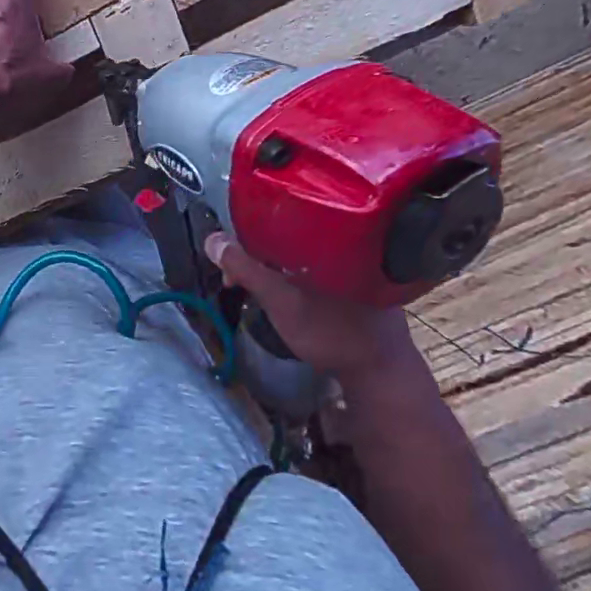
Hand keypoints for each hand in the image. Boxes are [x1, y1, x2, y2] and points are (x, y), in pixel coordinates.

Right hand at [204, 231, 419, 383]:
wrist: (379, 370)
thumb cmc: (330, 332)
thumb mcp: (279, 301)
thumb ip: (245, 270)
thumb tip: (211, 239)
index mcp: (325, 238)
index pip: (275, 220)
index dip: (243, 238)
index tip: (228, 264)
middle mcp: (339, 243)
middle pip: (282, 237)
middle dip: (252, 255)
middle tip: (235, 281)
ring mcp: (348, 263)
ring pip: (295, 254)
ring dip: (268, 267)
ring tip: (253, 288)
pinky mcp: (351, 279)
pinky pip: (309, 267)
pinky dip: (288, 275)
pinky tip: (280, 292)